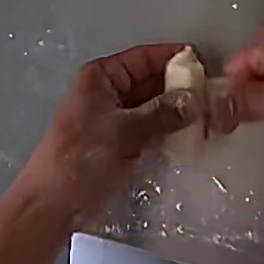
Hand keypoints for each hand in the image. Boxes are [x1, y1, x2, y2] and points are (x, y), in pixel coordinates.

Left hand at [11, 43, 199, 224]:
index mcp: (102, 77)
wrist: (50, 206)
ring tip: (209, 113)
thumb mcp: (123, 132)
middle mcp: (109, 91)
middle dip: (180, 86)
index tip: (205, 63)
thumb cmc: (81, 158)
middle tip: (214, 94)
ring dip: (177, 109)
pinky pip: (150, 126)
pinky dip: (168, 128)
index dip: (173, 57)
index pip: (144, 57)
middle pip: (151, 80)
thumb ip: (162, 113)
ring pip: (153, 104)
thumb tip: (197, 99)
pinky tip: (191, 134)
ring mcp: (114, 117)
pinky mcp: (120, 141)